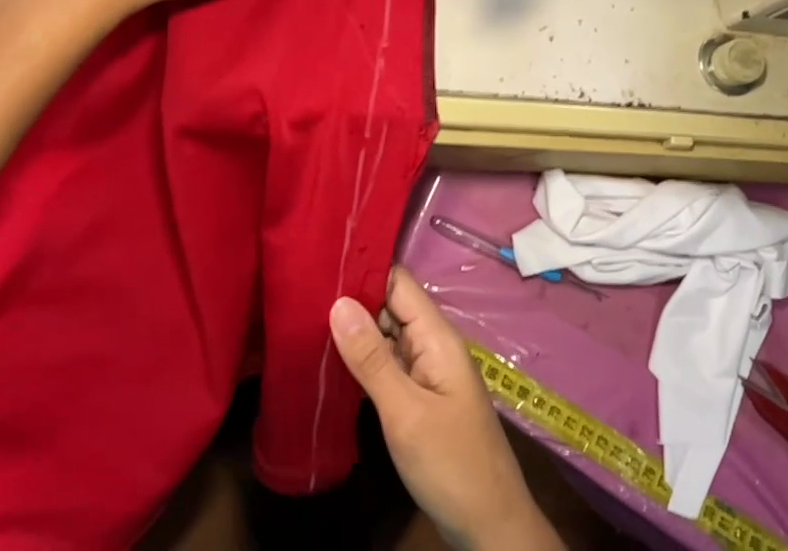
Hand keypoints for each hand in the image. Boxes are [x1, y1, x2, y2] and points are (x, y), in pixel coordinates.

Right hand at [330, 269, 562, 550]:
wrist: (489, 523)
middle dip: (351, 300)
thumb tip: (337, 302)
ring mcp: (427, 373)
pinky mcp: (420, 398)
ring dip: (354, 331)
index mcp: (437, 338)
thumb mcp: (405, 411)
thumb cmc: (451, 462)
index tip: (320, 264)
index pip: (399, 284)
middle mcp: (433, 347)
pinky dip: (363, 361)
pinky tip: (330, 363)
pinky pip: (389, 365)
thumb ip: (372, 359)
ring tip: (302, 321)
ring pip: (387, 336)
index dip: (364, 270)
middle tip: (298, 295)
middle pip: (391, 307)